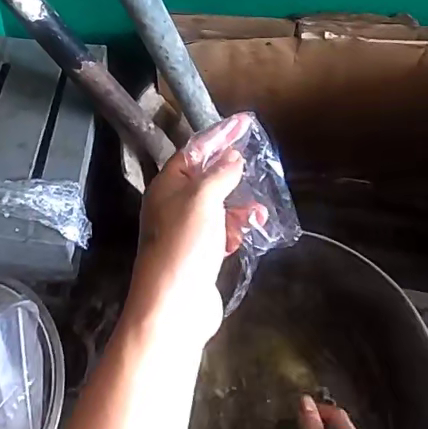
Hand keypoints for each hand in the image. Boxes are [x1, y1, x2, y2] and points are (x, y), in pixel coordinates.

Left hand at [126, 115, 261, 347]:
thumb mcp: (203, 200)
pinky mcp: (200, 253)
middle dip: (232, 170)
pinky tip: (251, 229)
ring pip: (218, 205)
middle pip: (206, 176)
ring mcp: (187, 230)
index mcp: (168, 184)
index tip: (244, 122)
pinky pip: (222, 230)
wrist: (174, 306)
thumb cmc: (184, 245)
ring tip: (259, 208)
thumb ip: (220, 175)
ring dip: (240, 203)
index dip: (220, 135)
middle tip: (257, 160)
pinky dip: (237, 227)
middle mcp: (174, 203)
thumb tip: (233, 156)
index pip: (195, 149)